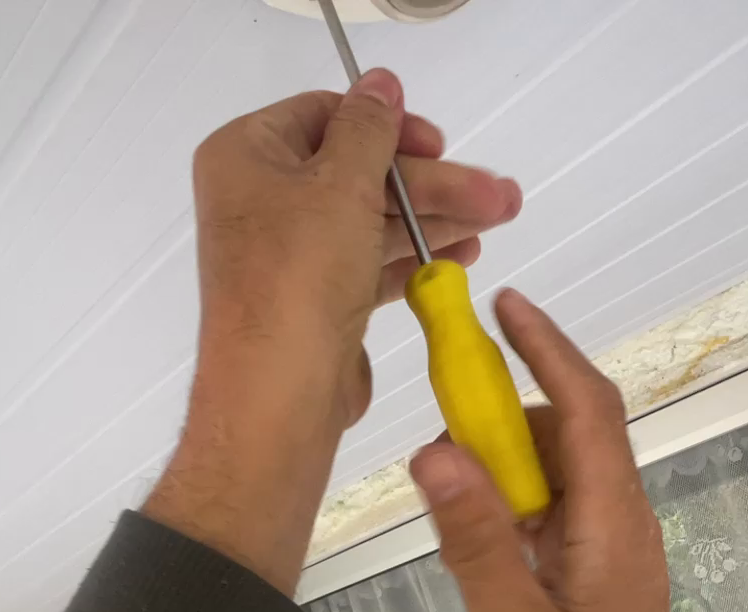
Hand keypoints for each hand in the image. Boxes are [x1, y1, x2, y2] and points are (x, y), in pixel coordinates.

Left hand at [147, 70, 520, 593]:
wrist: (280, 395)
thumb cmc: (299, 279)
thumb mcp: (340, 184)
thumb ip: (369, 129)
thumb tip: (381, 81)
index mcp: (249, 158)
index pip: (326, 118)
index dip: (388, 126)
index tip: (439, 141)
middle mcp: (266, 204)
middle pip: (360, 175)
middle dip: (433, 184)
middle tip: (497, 193)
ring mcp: (293, 258)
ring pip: (373, 223)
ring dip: (436, 221)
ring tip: (497, 219)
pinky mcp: (320, 301)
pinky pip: (372, 265)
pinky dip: (415, 259)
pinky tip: (462, 257)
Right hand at [408, 291, 747, 611]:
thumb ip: (474, 537)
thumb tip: (435, 452)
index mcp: (611, 520)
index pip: (588, 407)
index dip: (548, 348)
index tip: (505, 306)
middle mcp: (621, 516)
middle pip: (572, 431)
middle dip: (510, 414)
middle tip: (448, 431)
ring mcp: (614, 540)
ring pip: (562, 468)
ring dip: (509, 464)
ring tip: (457, 498)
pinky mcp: (600, 562)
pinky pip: (558, 506)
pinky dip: (517, 503)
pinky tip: (484, 542)